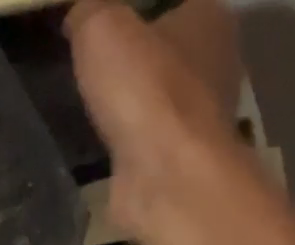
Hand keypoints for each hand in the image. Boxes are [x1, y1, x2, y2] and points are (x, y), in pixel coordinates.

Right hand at [64, 0, 267, 244]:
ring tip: (80, 95)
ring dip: (124, 93)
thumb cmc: (144, 90)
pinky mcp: (178, 152)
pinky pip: (144, 129)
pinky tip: (93, 133)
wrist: (166, 176)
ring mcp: (200, 110)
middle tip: (80, 55)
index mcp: (209, 15)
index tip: (93, 16)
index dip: (129, 4)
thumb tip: (79, 14)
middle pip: (164, 42)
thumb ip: (88, 10)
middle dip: (128, 48)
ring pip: (155, 89)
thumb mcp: (101, 27)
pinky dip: (121, 130)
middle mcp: (215, 58)